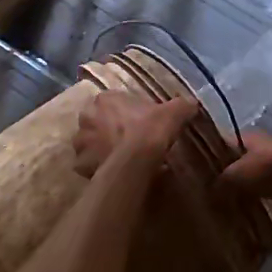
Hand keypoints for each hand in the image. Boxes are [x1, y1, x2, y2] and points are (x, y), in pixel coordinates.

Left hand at [74, 93, 199, 176]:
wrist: (135, 161)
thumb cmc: (150, 129)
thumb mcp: (173, 112)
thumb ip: (182, 105)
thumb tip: (192, 103)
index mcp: (105, 99)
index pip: (112, 101)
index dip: (125, 111)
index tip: (138, 121)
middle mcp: (87, 117)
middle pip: (97, 121)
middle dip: (108, 129)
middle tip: (127, 139)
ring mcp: (81, 142)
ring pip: (90, 143)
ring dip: (101, 148)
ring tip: (119, 157)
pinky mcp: (80, 164)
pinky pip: (88, 165)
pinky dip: (98, 168)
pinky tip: (112, 172)